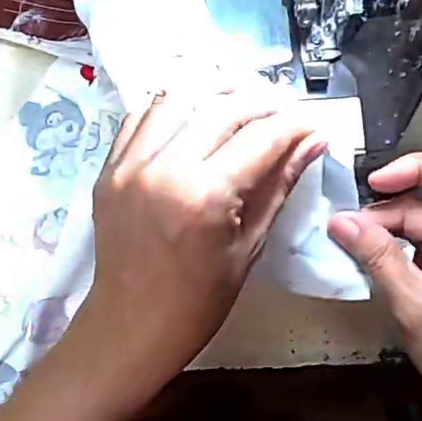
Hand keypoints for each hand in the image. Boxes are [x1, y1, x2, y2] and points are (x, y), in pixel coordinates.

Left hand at [76, 92, 325, 401]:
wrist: (131, 325)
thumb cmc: (198, 302)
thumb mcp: (248, 247)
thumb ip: (278, 186)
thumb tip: (312, 143)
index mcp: (204, 196)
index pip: (260, 137)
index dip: (294, 125)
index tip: (312, 123)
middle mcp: (163, 168)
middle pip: (221, 108)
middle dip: (261, 102)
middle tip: (283, 112)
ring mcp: (129, 165)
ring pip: (178, 98)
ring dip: (214, 96)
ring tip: (239, 107)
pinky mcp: (109, 169)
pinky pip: (141, 117)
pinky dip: (172, 108)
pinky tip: (192, 117)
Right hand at [327, 153, 421, 420]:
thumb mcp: (414, 305)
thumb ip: (377, 257)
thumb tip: (339, 221)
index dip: (418, 167)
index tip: (374, 183)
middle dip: (388, 212)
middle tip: (346, 229)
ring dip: (388, 234)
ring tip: (350, 245)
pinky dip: (398, 254)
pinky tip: (370, 262)